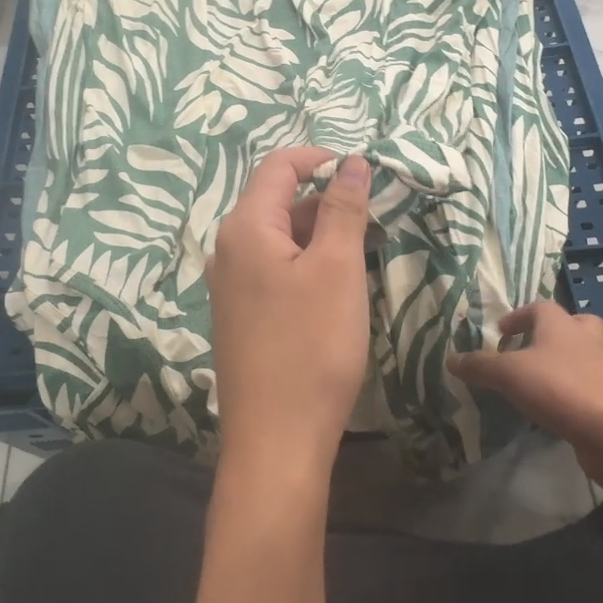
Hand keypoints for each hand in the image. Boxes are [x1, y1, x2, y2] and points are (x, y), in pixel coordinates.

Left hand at [210, 147, 371, 468]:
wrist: (276, 442)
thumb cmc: (311, 348)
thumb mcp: (337, 269)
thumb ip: (343, 209)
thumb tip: (351, 162)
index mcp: (245, 228)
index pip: (278, 166)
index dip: (319, 159)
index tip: (363, 171)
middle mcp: (228, 250)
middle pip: (277, 201)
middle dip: (325, 200)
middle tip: (374, 218)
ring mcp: (231, 286)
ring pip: (279, 238)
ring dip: (320, 234)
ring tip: (365, 251)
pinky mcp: (242, 316)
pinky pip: (274, 270)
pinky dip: (306, 264)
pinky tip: (337, 288)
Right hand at [448, 301, 602, 479]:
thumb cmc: (560, 387)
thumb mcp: (509, 374)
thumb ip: (480, 366)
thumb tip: (451, 359)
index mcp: (561, 326)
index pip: (541, 307)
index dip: (520, 316)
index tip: (502, 332)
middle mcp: (586, 342)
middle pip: (578, 324)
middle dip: (559, 332)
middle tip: (536, 348)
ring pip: (589, 357)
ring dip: (571, 363)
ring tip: (546, 380)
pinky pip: (592, 389)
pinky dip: (577, 394)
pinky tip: (559, 410)